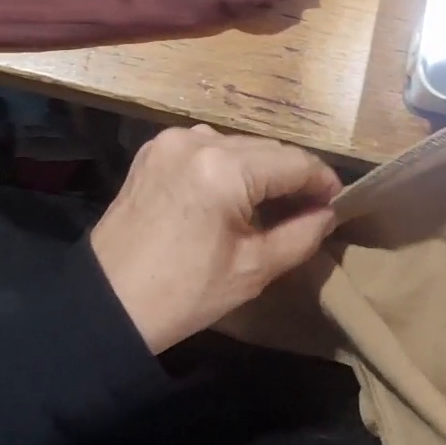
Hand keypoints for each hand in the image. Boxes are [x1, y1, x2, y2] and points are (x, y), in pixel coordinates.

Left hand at [91, 126, 341, 353]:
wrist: (106, 304)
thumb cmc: (184, 294)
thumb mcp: (254, 269)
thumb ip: (302, 234)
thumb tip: (330, 212)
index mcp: (224, 168)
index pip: (296, 163)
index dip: (324, 183)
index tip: (339, 205)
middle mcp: (198, 140)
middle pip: (268, 149)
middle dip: (293, 177)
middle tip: (311, 209)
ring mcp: (171, 142)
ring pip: (239, 146)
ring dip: (261, 170)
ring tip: (273, 205)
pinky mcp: (153, 151)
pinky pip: (207, 148)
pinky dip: (228, 167)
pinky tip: (233, 195)